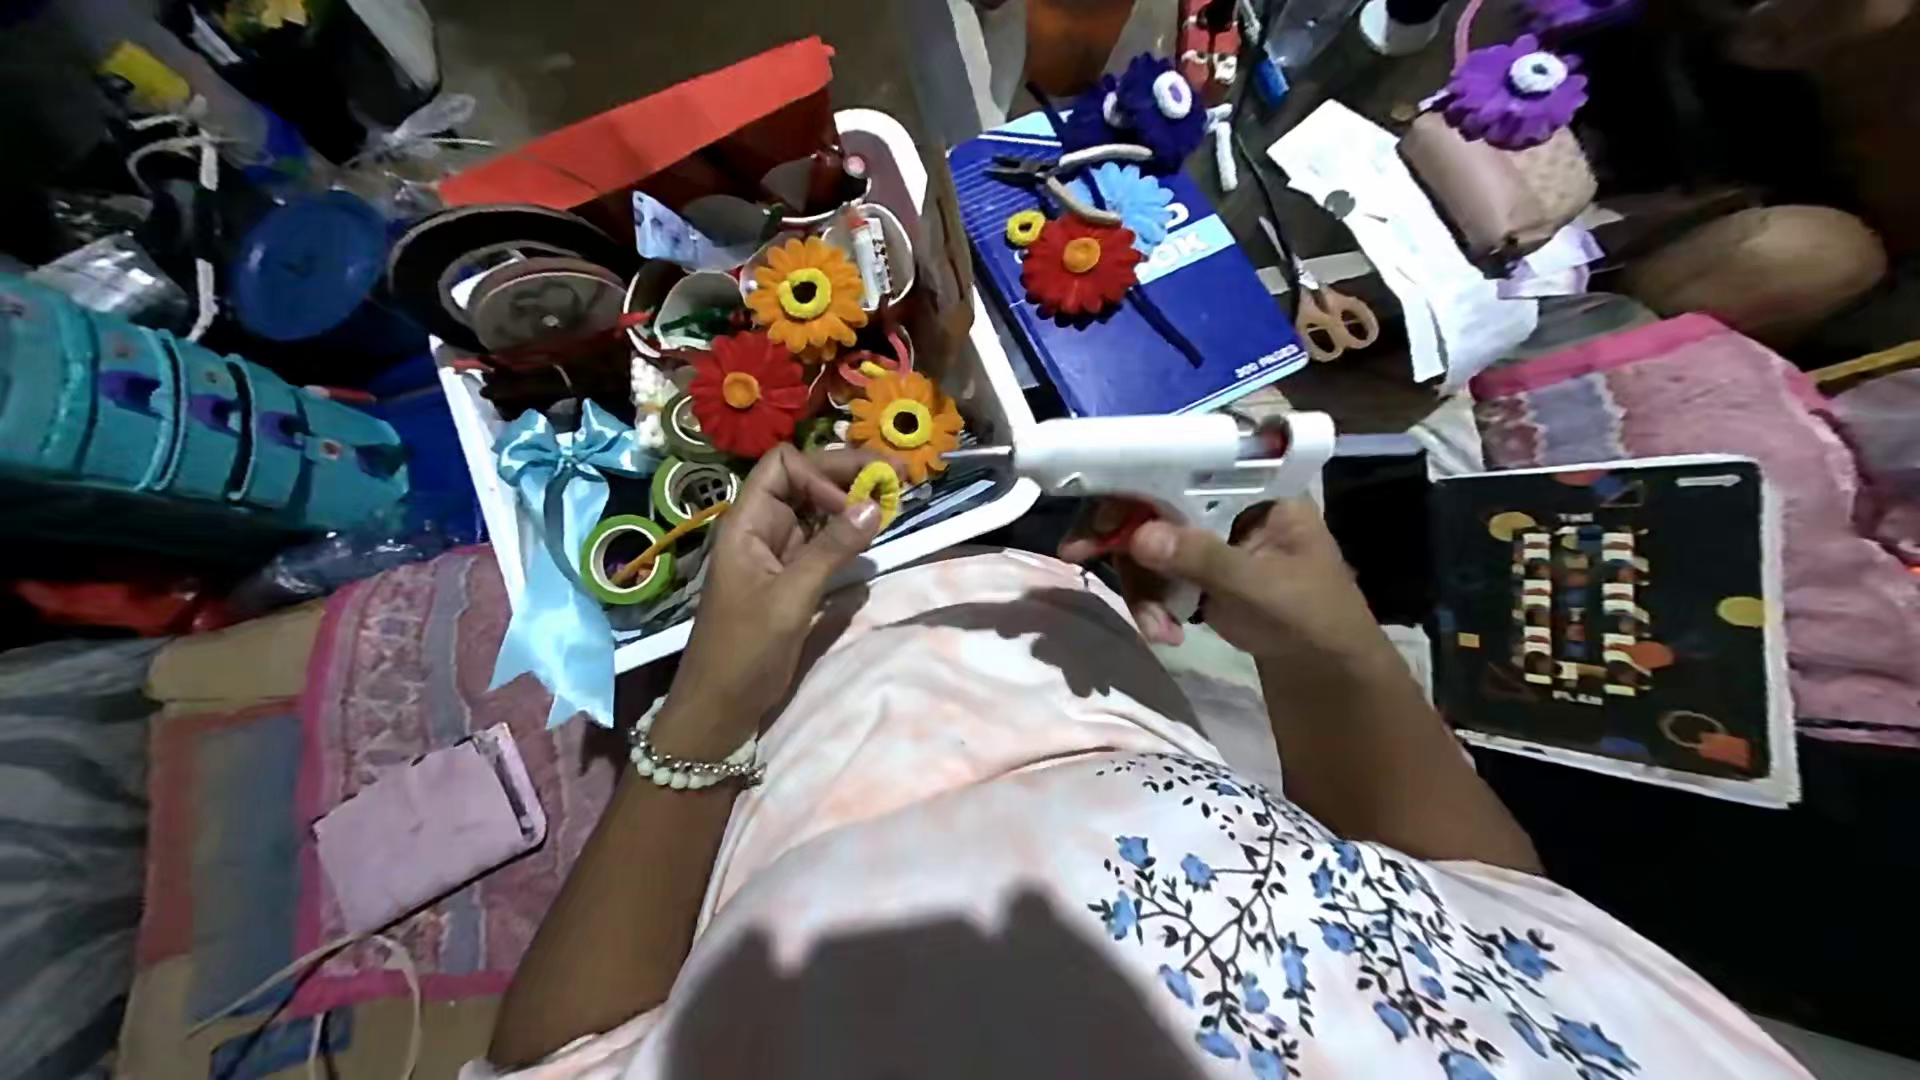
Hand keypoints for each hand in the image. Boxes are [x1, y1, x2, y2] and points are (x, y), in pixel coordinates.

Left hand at [652, 445, 893, 756]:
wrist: (720, 705)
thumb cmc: (744, 650)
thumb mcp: (789, 598)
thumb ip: (831, 550)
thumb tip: (873, 505)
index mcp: (747, 523)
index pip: (785, 467)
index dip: (820, 475)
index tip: (850, 507)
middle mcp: (763, 527)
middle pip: (805, 479)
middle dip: (848, 473)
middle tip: (898, 473)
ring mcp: (780, 550)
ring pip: (818, 508)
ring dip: (852, 499)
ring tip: (892, 495)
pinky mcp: (794, 573)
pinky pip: (823, 538)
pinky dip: (848, 530)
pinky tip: (872, 531)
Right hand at [1060, 499, 1386, 667]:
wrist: (1320, 668)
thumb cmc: (1311, 617)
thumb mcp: (1261, 587)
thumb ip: (1202, 559)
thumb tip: (1138, 538)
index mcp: (1253, 486)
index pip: (1187, 462)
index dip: (1140, 477)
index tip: (1105, 510)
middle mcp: (1220, 501)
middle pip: (1152, 499)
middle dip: (1118, 534)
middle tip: (1078, 553)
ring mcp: (1202, 535)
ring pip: (1143, 541)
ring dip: (1140, 588)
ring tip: (1159, 631)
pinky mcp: (1188, 567)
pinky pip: (1150, 573)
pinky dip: (1149, 603)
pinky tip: (1165, 633)